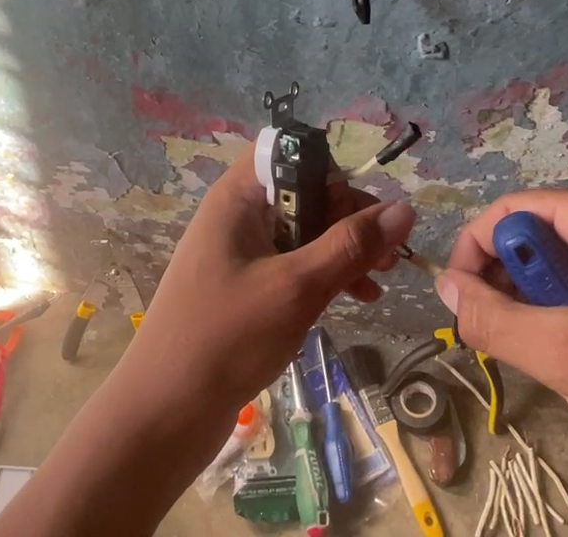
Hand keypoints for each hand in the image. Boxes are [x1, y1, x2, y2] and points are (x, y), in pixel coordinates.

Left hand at [121, 152, 417, 414]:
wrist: (164, 413)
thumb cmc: (227, 337)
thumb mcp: (297, 287)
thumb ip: (350, 246)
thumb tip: (403, 210)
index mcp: (237, 198)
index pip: (289, 154)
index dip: (331, 174)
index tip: (366, 213)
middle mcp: (236, 217)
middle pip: (301, 194)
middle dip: (347, 218)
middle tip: (388, 256)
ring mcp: (237, 254)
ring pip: (301, 233)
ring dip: (342, 250)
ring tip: (378, 282)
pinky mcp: (243, 290)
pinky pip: (291, 266)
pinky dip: (323, 276)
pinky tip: (355, 299)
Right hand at [437, 189, 567, 536]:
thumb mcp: (564, 356)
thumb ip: (491, 317)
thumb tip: (442, 285)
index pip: (514, 211)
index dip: (476, 251)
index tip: (458, 303)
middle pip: (538, 235)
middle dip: (508, 282)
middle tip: (496, 336)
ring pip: (563, 264)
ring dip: (536, 304)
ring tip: (537, 352)